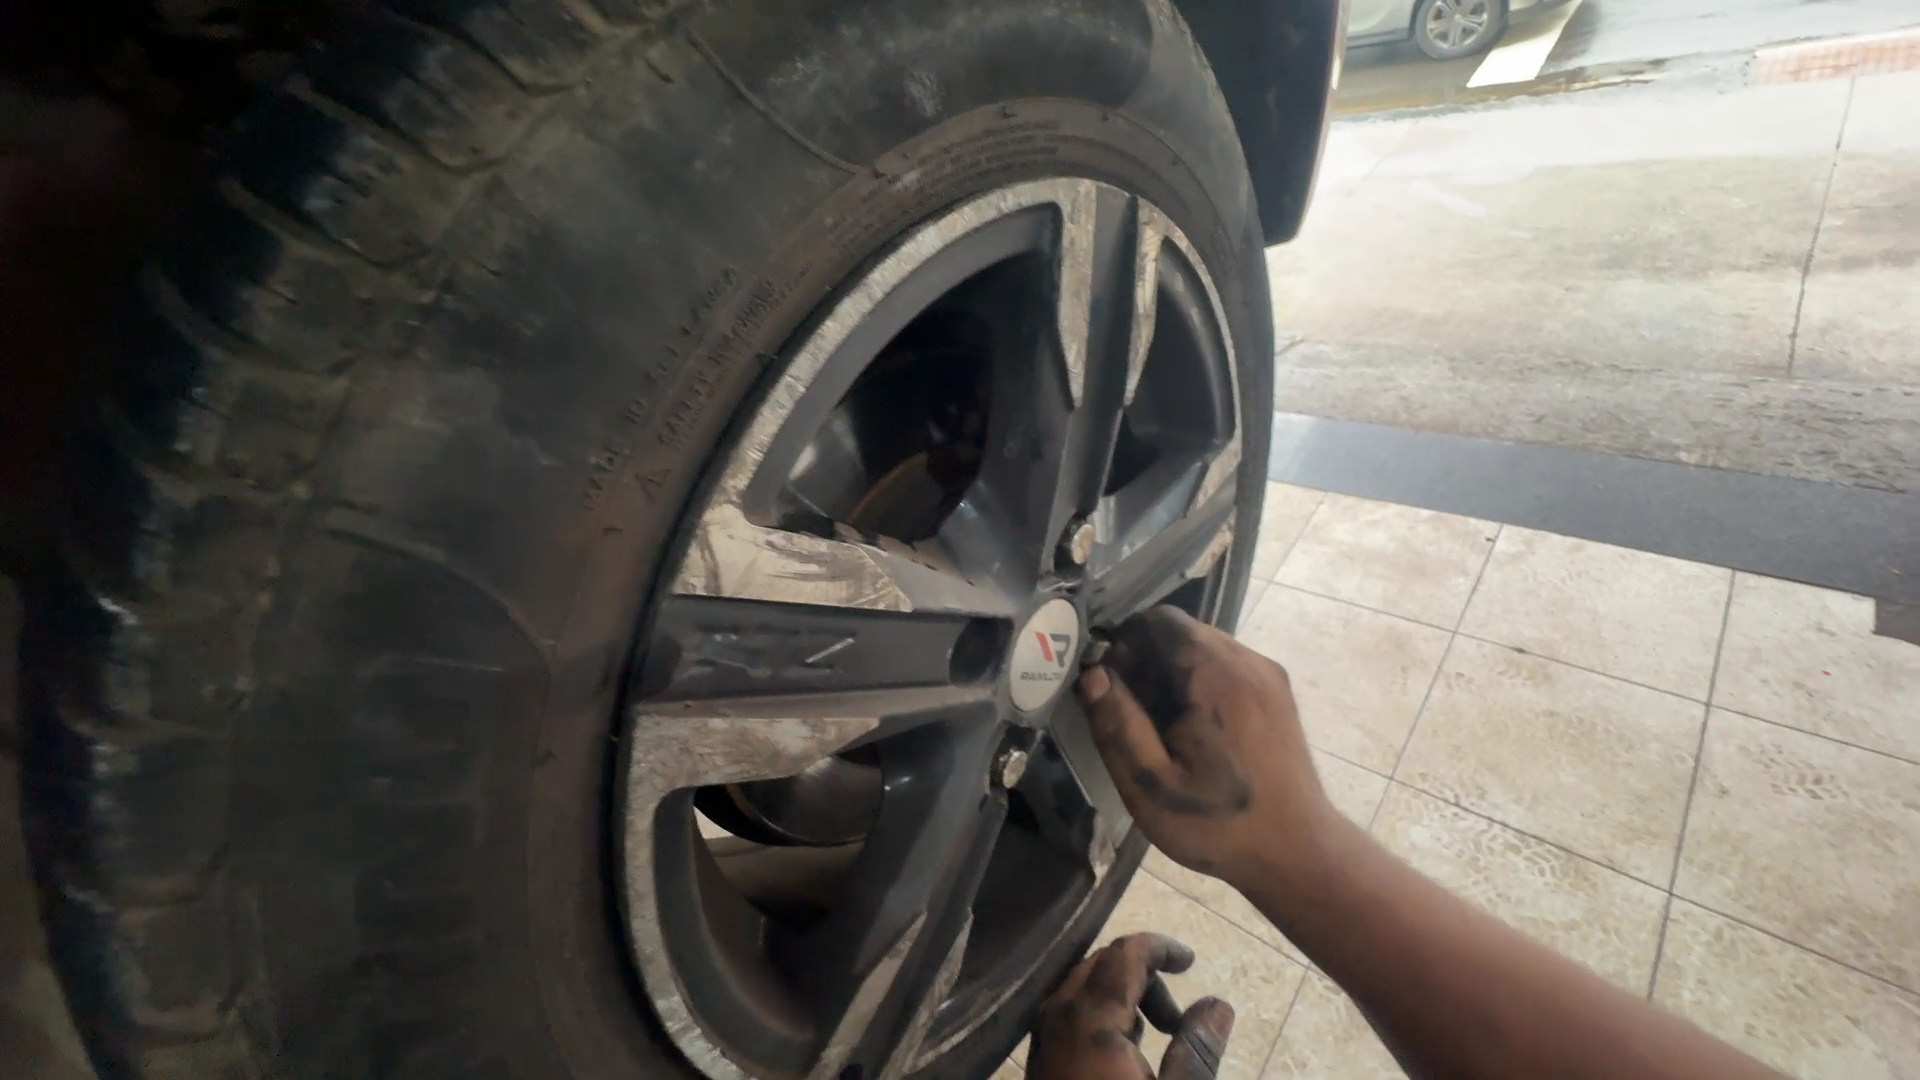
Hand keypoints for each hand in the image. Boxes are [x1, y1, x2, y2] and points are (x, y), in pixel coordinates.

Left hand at [1029, 933, 1232, 1079]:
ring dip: (1122, 997)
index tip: (1191, 962)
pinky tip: (1123, 1053)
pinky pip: (1069, 1012)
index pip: (1124, 953)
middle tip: (1177, 1019)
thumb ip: (1195, 1048)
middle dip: (1144, 976)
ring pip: (1084, 987)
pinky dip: (1101, 1014)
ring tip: (1155, 1038)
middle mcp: (1058, 1014)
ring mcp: (1042, 1036)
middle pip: (1102, 964)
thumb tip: (1217, 1003)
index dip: (1160, 947)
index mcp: (1089, 1017)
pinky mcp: (1038, 1059)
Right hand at [1077, 605, 1332, 888]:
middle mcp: (1247, 662)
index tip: (1113, 689)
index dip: (1124, 645)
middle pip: (1178, 631)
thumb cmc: (1220, 826)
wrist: (1299, 854)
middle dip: (1144, 661)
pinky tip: (1191, 729)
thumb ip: (1118, 726)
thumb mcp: (1150, 787)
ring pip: (1199, 645)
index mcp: (1217, 678)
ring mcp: (1266, 674)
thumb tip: (1092, 675)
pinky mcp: (1275, 690)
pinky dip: (1195, 681)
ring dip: (1168, 671)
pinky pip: (1221, 663)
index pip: (1158, 621)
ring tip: (1160, 725)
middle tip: (1132, 713)